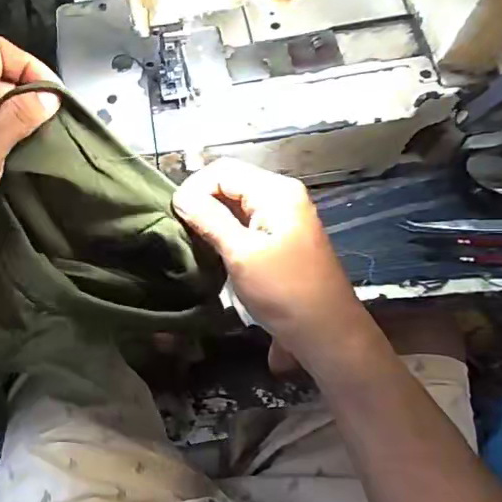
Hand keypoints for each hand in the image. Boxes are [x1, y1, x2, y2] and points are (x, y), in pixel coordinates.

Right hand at [172, 159, 367, 362]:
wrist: (325, 330)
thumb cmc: (283, 291)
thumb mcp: (241, 254)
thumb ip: (209, 220)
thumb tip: (180, 197)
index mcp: (276, 192)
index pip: (220, 170)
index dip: (193, 189)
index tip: (176, 218)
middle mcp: (281, 195)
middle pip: (227, 181)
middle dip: (200, 199)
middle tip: (181, 228)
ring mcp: (281, 214)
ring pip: (232, 200)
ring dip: (209, 214)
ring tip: (192, 238)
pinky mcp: (277, 234)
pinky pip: (242, 217)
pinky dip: (222, 225)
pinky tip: (212, 246)